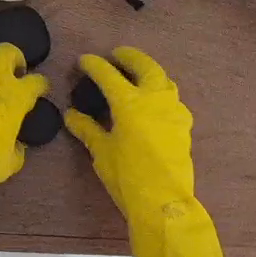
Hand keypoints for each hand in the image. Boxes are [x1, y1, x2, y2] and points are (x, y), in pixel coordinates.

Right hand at [65, 47, 238, 256]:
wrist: (163, 202)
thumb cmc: (127, 176)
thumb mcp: (101, 152)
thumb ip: (87, 129)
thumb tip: (72, 115)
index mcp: (130, 102)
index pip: (108, 74)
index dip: (93, 65)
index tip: (84, 61)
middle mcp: (155, 98)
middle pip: (144, 65)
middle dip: (129, 56)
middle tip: (116, 55)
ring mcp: (173, 110)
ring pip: (163, 79)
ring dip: (148, 71)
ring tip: (135, 75)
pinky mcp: (184, 124)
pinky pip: (172, 99)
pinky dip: (160, 92)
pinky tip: (153, 104)